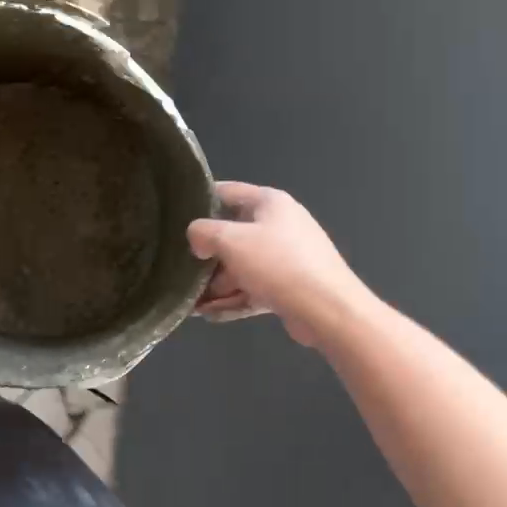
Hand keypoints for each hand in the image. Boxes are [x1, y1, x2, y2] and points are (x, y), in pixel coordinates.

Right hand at [187, 181, 372, 346]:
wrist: (332, 314)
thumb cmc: (277, 264)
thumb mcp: (228, 239)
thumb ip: (201, 232)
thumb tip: (198, 241)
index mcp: (270, 203)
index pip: (225, 192)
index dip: (198, 202)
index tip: (174, 217)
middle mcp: (281, 225)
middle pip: (232, 234)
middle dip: (206, 255)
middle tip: (183, 267)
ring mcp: (289, 258)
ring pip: (242, 265)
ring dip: (217, 283)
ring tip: (192, 301)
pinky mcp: (293, 287)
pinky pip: (255, 288)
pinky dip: (234, 298)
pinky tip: (210, 314)